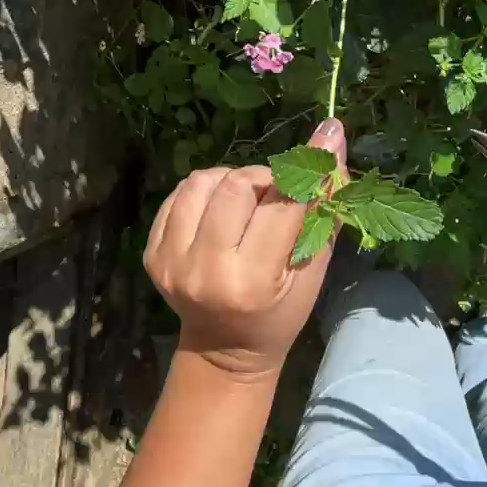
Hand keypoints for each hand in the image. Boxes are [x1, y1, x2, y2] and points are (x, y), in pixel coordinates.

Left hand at [143, 118, 347, 378]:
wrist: (222, 349)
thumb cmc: (280, 313)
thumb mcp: (314, 268)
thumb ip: (325, 206)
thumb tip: (334, 138)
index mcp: (251, 282)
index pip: (282, 206)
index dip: (306, 169)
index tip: (326, 137)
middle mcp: (205, 271)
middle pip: (237, 184)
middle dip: (264, 179)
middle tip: (276, 194)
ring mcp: (172, 261)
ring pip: (203, 181)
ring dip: (231, 180)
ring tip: (245, 201)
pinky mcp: (152, 253)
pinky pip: (180, 194)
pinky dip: (205, 191)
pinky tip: (219, 211)